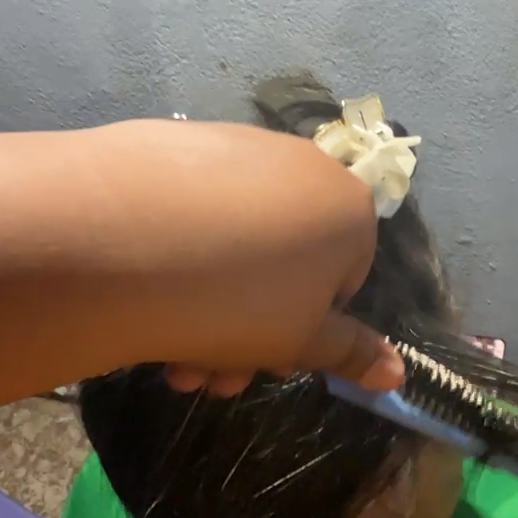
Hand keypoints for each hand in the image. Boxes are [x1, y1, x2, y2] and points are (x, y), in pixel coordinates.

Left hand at [86, 119, 404, 395]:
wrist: (118, 238)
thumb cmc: (236, 301)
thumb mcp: (300, 343)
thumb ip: (351, 355)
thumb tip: (399, 375)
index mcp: (349, 211)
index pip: (344, 283)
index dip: (305, 328)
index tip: (266, 355)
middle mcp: (305, 167)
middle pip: (286, 267)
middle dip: (250, 332)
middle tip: (210, 374)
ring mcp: (239, 148)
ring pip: (237, 244)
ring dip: (211, 309)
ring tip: (171, 356)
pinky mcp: (178, 141)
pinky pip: (195, 210)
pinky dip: (180, 253)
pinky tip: (145, 291)